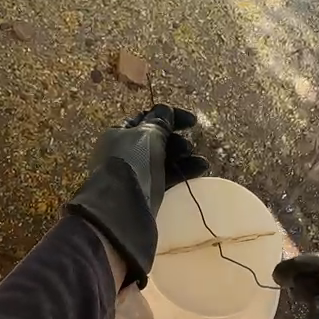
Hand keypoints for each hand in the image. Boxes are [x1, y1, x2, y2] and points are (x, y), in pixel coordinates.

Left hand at [66, 105, 208, 287]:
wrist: (122, 209)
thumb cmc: (133, 163)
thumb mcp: (148, 136)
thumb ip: (160, 122)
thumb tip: (165, 110)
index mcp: (119, 133)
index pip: (146, 118)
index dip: (169, 116)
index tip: (192, 122)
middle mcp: (124, 151)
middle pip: (156, 139)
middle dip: (175, 139)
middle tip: (188, 146)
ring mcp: (135, 172)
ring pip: (163, 158)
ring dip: (182, 156)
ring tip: (200, 161)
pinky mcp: (146, 190)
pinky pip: (166, 175)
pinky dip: (182, 171)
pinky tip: (199, 169)